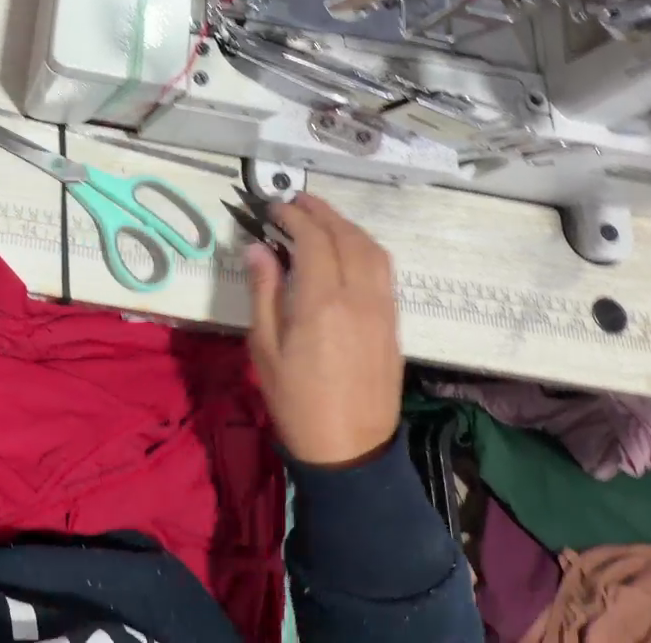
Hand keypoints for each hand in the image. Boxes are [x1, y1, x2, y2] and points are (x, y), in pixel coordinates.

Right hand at [243, 192, 402, 465]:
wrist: (349, 449)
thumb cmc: (295, 399)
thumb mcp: (264, 347)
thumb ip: (263, 292)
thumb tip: (258, 248)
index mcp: (321, 302)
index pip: (312, 239)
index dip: (293, 216)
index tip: (273, 207)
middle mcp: (358, 297)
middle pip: (345, 236)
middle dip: (320, 212)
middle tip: (295, 200)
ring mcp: (382, 309)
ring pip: (372, 249)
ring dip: (346, 225)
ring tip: (321, 217)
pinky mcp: (393, 323)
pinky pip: (384, 271)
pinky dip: (364, 247)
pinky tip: (347, 249)